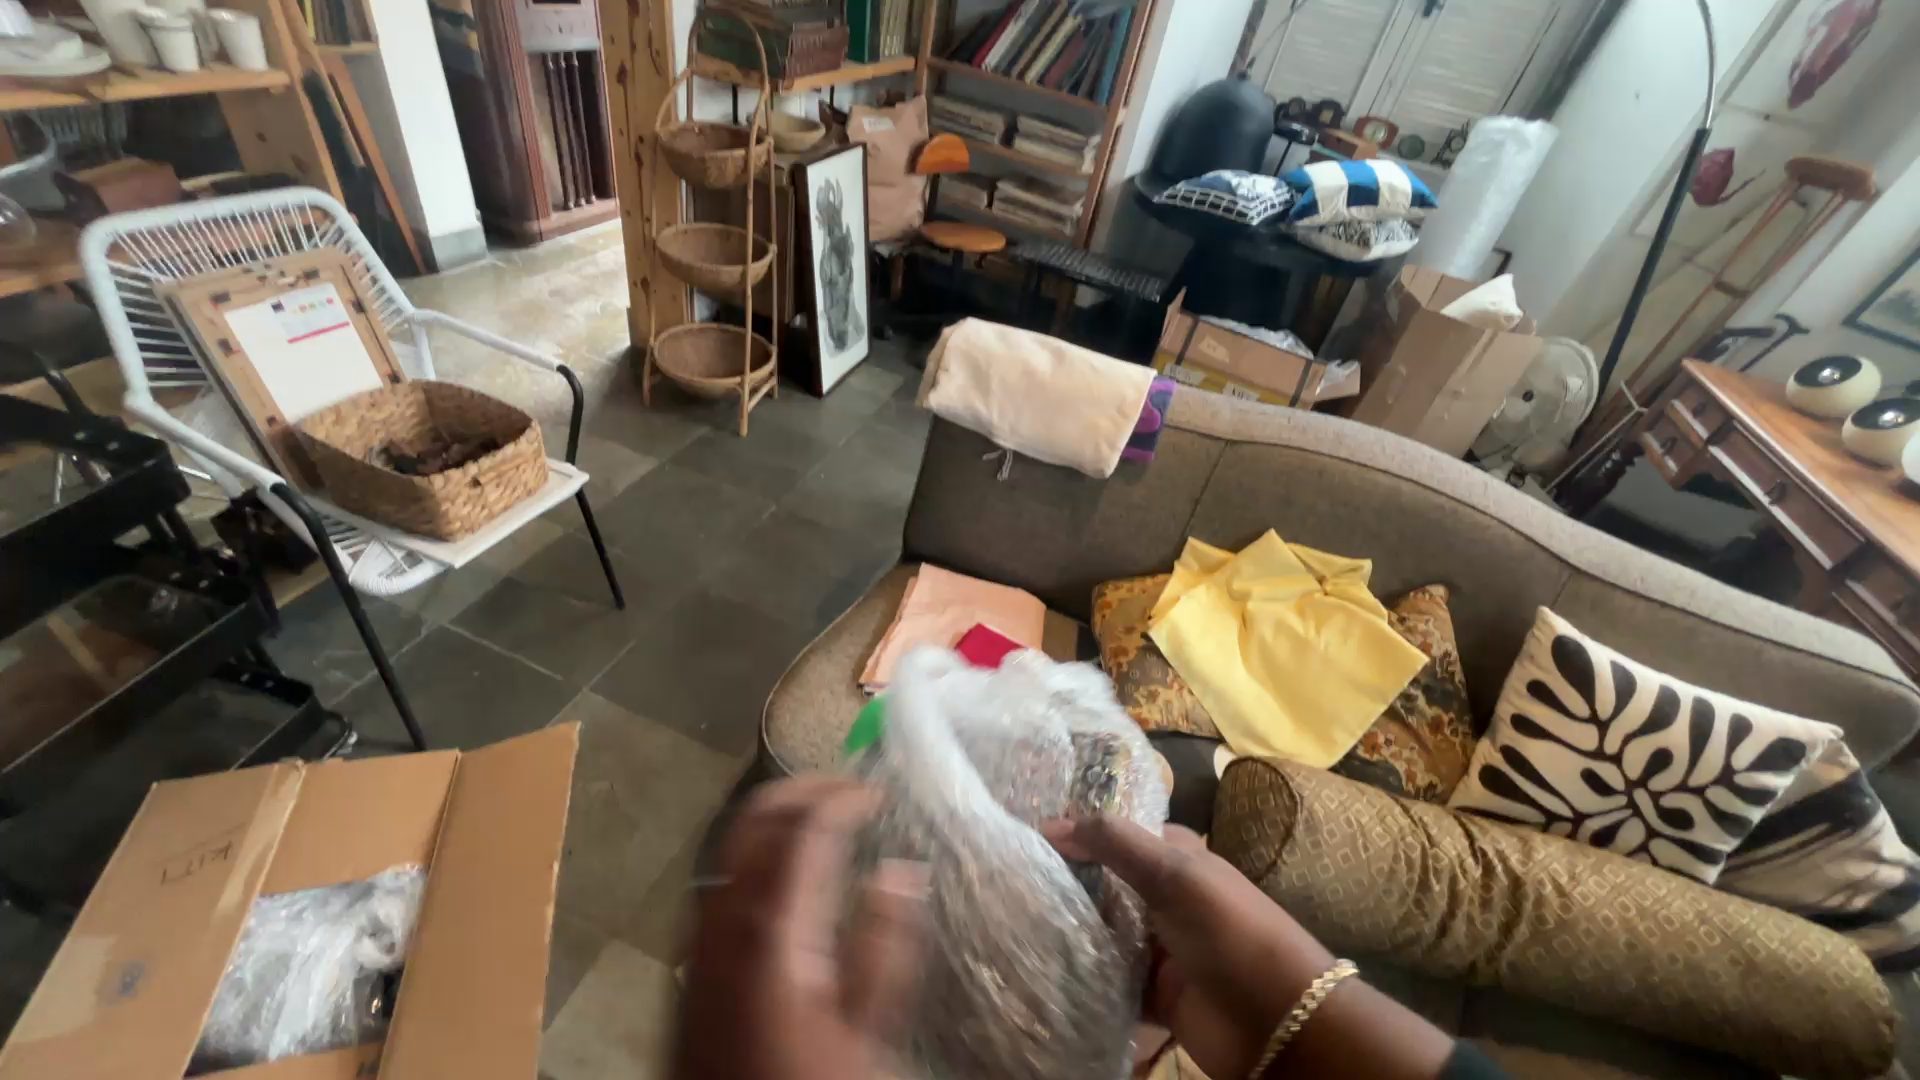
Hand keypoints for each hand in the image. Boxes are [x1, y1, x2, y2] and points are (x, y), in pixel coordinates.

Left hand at [675, 777, 927, 1079]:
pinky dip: (752, 847)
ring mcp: (700, 938)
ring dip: (776, 814)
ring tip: (819, 814)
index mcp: (773, 929)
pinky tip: (780, 866)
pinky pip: (718, 875)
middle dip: (803, 788)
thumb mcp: (865, 1031)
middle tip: (846, 786)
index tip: (876, 793)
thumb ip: (883, 946)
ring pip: (730, 842)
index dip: (842, 797)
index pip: (805, 829)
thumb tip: (899, 871)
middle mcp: (726, 920)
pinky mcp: (691, 958)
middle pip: (756, 819)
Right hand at [1043, 815, 1454, 1079]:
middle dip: (1067, 881)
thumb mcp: (1172, 872)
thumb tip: (1050, 822)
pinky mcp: (1153, 991)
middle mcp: (1163, 896)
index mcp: (1174, 857)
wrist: (1278, 1022)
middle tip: (1011, 877)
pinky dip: (1083, 972)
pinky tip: (1045, 964)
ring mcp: (1158, 945)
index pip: (1116, 833)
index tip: (1027, 834)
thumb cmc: (1228, 929)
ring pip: (1103, 929)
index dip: (1078, 831)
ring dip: (1071, 927)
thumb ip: (1114, 842)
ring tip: (1016, 918)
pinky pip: (1108, 976)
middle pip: (1105, 881)